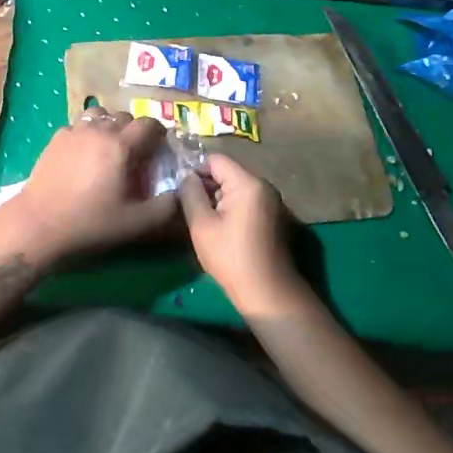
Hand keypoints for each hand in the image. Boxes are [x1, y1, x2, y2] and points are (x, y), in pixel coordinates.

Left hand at [2, 108, 180, 265]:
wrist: (38, 225)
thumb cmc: (90, 223)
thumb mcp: (137, 223)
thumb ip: (167, 206)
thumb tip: (180, 192)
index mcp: (121, 146)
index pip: (149, 124)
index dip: (160, 135)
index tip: (160, 150)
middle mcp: (98, 130)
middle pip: (125, 117)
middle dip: (135, 131)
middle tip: (137, 154)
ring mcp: (74, 132)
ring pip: (99, 115)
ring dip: (110, 126)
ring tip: (110, 148)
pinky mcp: (55, 139)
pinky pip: (79, 126)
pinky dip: (88, 134)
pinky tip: (85, 155)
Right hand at [179, 154, 291, 296]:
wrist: (267, 292)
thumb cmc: (231, 257)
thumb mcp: (202, 225)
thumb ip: (190, 194)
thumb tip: (185, 175)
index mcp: (248, 183)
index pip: (216, 159)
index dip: (195, 170)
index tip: (180, 189)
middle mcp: (263, 186)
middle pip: (227, 172)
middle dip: (206, 185)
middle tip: (186, 206)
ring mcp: (271, 201)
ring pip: (235, 188)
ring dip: (217, 199)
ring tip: (200, 219)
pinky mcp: (272, 216)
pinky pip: (246, 201)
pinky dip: (230, 208)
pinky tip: (218, 229)